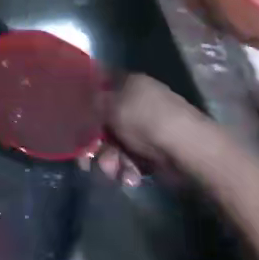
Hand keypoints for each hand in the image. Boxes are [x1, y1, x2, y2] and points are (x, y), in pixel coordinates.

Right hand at [81, 74, 221, 185]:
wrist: (189, 150)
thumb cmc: (146, 120)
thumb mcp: (109, 104)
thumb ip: (89, 102)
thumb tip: (77, 101)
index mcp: (129, 82)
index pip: (98, 84)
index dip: (82, 100)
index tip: (70, 118)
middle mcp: (138, 102)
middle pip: (103, 120)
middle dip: (94, 142)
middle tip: (87, 159)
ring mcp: (148, 127)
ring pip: (115, 143)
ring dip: (110, 160)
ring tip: (114, 172)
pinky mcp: (156, 150)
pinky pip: (131, 157)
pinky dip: (128, 168)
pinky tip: (131, 177)